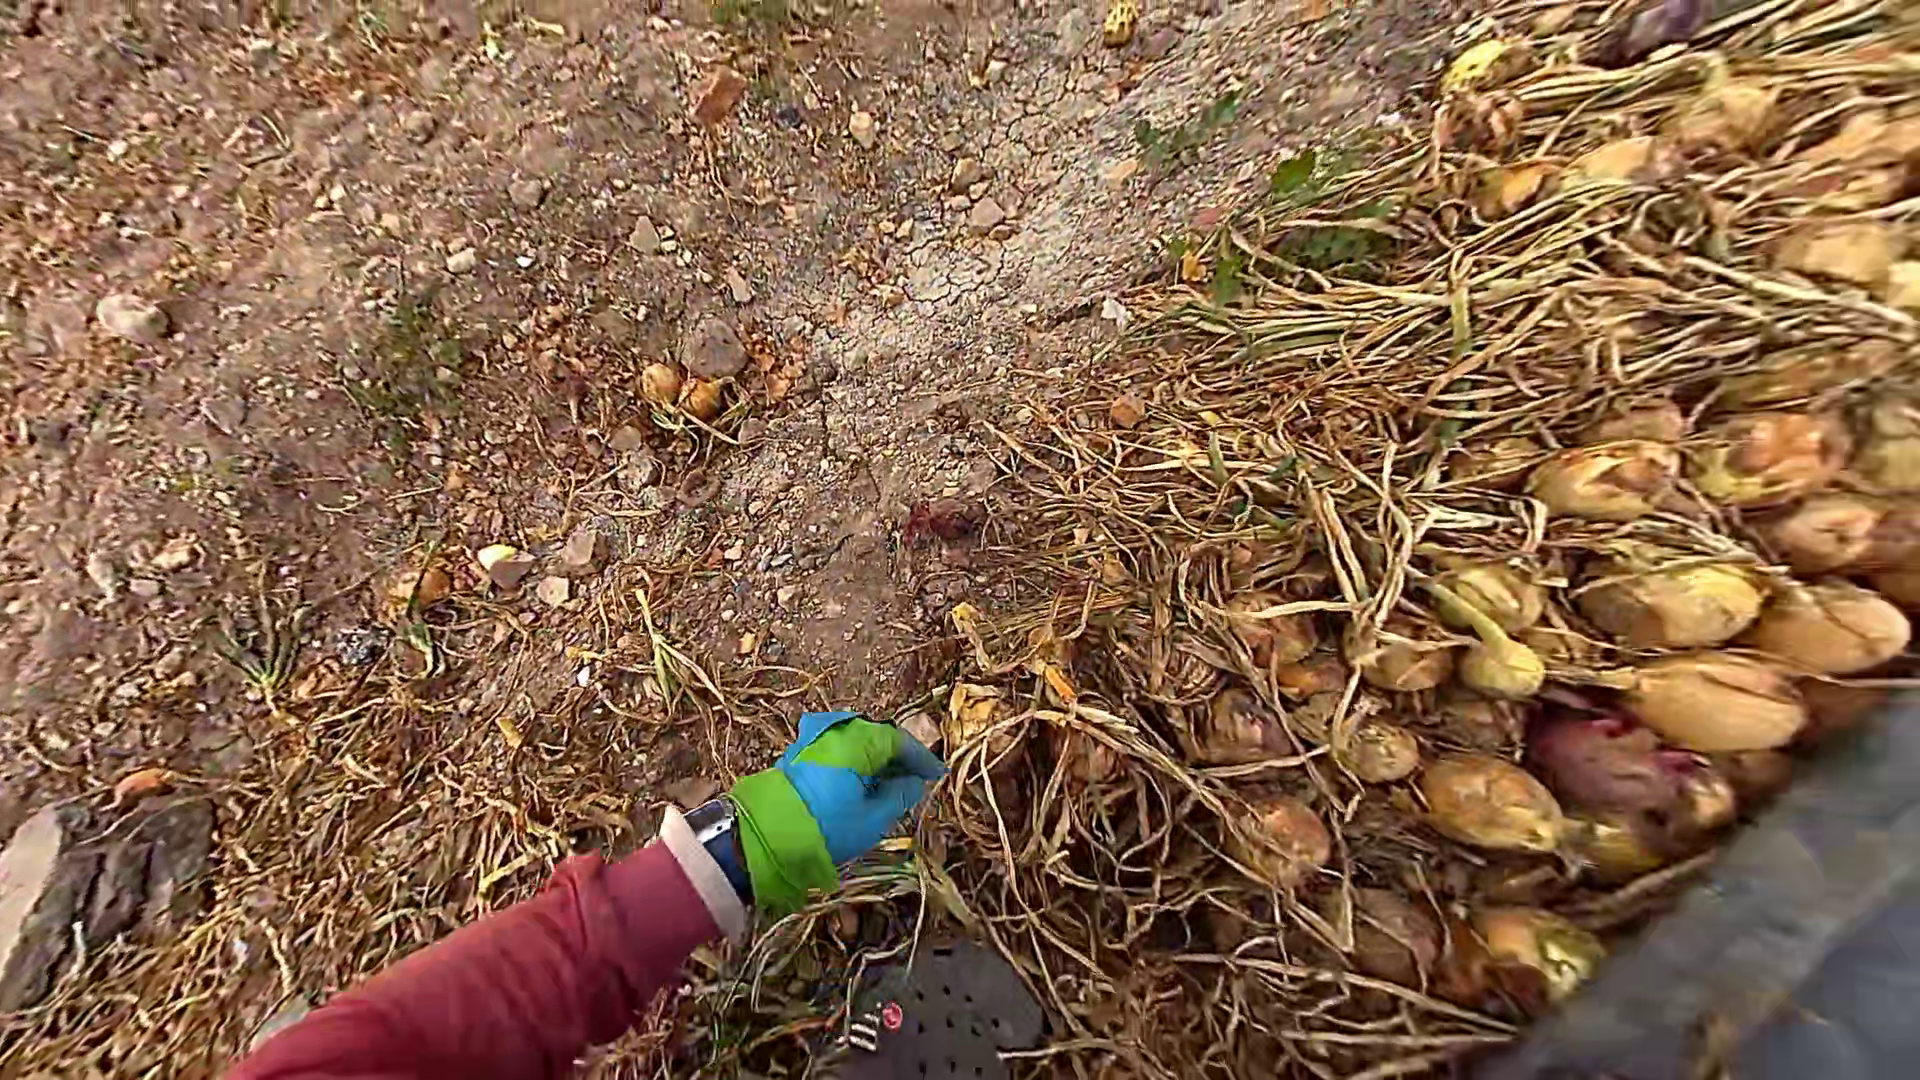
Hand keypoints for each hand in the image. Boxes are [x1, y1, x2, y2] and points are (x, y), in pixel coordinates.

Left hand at [777, 711, 946, 862]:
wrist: (763, 835)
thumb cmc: (826, 826)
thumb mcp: (872, 818)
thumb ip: (900, 796)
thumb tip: (914, 782)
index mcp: (860, 739)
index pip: (901, 740)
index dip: (922, 758)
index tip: (937, 774)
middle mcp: (840, 729)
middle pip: (880, 738)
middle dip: (899, 759)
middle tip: (915, 781)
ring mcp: (818, 738)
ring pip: (859, 744)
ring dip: (878, 762)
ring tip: (890, 787)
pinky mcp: (802, 752)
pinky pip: (841, 750)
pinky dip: (857, 764)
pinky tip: (862, 786)